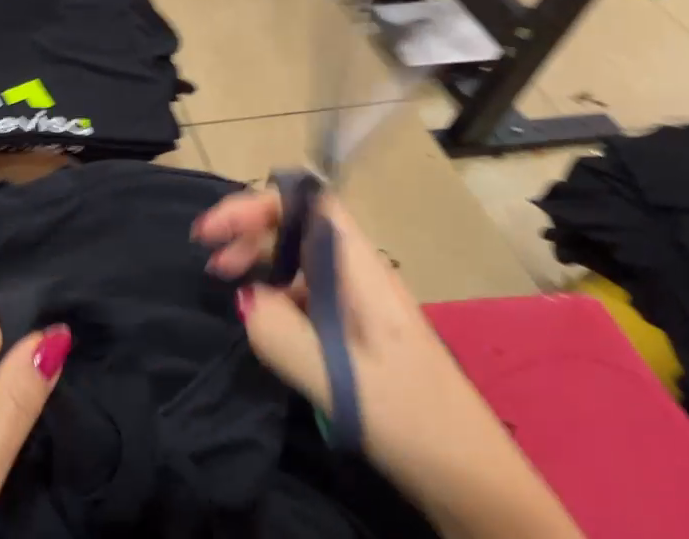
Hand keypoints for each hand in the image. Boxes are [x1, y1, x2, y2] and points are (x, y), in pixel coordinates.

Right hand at [193, 192, 581, 538]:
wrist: (478, 483)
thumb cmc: (414, 423)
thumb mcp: (339, 381)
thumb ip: (281, 333)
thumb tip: (245, 296)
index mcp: (364, 275)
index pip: (311, 206)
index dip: (258, 204)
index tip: (214, 232)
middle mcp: (361, 279)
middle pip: (300, 227)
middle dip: (250, 232)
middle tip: (211, 264)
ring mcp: (361, 307)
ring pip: (301, 261)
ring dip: (259, 262)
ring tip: (226, 287)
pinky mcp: (357, 335)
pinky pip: (307, 295)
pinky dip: (275, 295)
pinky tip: (261, 322)